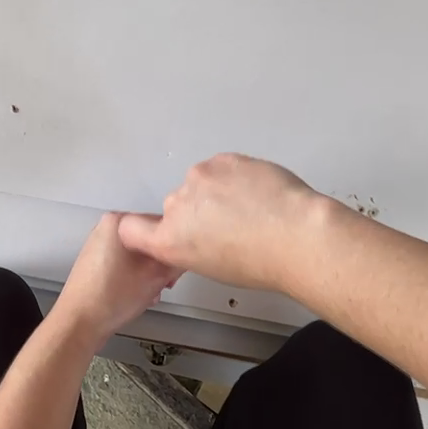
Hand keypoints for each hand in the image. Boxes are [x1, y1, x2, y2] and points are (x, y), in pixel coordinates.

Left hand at [50, 213, 180, 342]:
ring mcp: (99, 246)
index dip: (174, 247)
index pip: (161, 224)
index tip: (178, 265)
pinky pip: (126, 264)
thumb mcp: (156, 276)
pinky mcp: (96, 263)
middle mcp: (105, 228)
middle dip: (161, 262)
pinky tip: (139, 294)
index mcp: (117, 222)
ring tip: (151, 291)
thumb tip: (185, 253)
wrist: (79, 323)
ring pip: (138, 254)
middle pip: (148, 240)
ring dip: (150, 272)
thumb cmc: (109, 299)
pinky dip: (136, 277)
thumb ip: (175, 259)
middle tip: (166, 281)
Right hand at [119, 153, 338, 291]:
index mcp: (170, 242)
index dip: (144, 228)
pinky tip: (257, 193)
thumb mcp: (214, 268)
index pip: (131, 228)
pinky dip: (236, 176)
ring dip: (217, 190)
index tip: (160, 228)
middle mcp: (177, 207)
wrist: (296, 235)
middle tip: (228, 224)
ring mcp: (199, 179)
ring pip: (201, 182)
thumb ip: (192, 248)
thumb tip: (200, 237)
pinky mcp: (223, 160)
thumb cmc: (263, 261)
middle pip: (175, 204)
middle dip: (196, 210)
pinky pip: (223, 167)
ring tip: (249, 208)